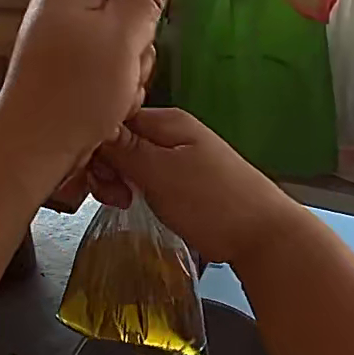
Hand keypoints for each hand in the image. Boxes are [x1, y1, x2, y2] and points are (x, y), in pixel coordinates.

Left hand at [0, 0, 210, 181]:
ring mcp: (75, 34)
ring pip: (132, 30)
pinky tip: (115, 102)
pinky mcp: (80, 65)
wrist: (37, 150)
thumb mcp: (123, 35)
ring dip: (139, 60)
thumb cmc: (77, 93)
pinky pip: (119, 58)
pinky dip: (126, 79)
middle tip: (140, 58)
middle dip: (150, 25)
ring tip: (123, 87)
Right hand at [92, 108, 305, 264]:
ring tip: (124, 204)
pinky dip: (136, 191)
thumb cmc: (211, 202)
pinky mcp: (184, 182)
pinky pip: (148, 179)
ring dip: (118, 182)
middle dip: (105, 167)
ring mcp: (180, 157)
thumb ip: (123, 149)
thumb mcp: (160, 173)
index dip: (95, 145)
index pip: (112, 119)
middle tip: (113, 197)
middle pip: (119, 140)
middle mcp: (172, 133)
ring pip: (131, 162)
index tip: (95, 177)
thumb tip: (91, 121)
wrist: (263, 235)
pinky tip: (136, 205)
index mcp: (167, 121)